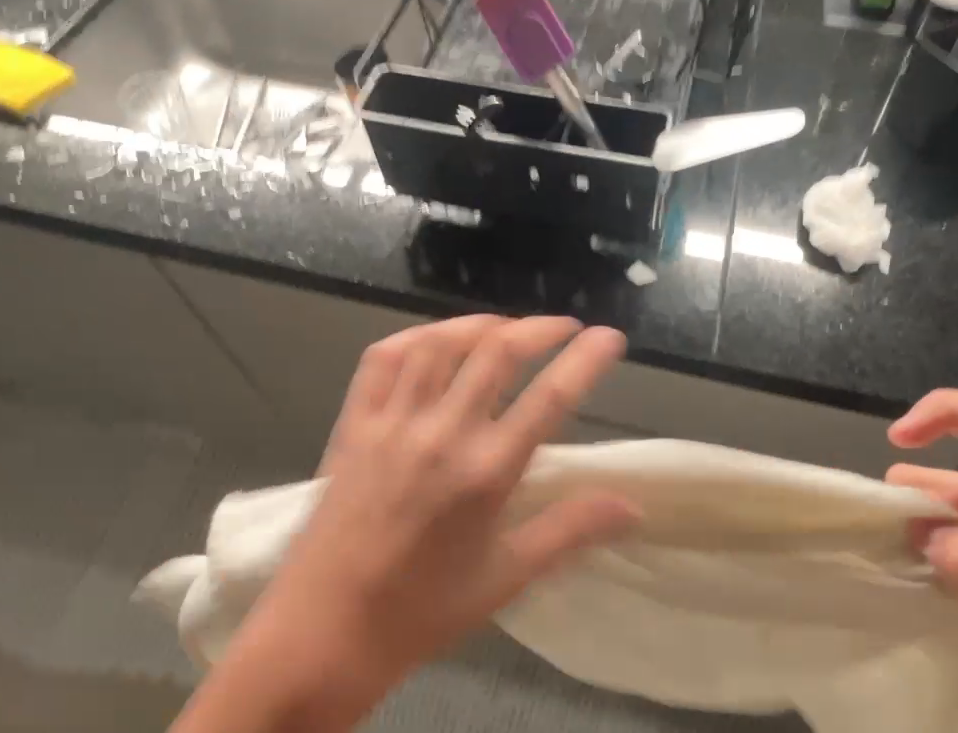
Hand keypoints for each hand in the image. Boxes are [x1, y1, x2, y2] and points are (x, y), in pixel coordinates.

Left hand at [171, 316, 638, 732]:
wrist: (323, 632)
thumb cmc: (422, 610)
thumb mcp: (506, 577)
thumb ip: (571, 531)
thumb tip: (633, 506)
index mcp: (485, 472)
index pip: (550, 397)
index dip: (586, 359)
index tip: (611, 337)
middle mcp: (440, 433)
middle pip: (497, 352)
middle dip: (539, 328)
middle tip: (564, 326)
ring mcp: (392, 422)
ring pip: (440, 344)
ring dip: (480, 324)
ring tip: (506, 327)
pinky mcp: (354, 423)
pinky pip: (383, 359)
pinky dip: (416, 337)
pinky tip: (436, 340)